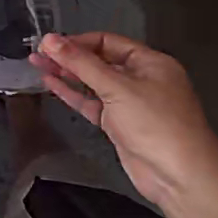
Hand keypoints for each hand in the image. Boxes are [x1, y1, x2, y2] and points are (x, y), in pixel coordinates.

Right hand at [28, 32, 217, 204]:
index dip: (77, 41)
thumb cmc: (158, 126)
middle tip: (38, 52)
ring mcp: (129, 103)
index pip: (107, 41)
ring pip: (92, 82)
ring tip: (38, 64)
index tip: (50, 43)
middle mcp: (141, 79)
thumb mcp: (117, 88)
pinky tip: (52, 84)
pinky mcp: (119, 124)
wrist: (180, 177)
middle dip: (69, 56)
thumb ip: (81, 63)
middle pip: (99, 61)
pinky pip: (92, 103)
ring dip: (66, 74)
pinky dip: (72, 94)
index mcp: (150, 62)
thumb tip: (51, 40)